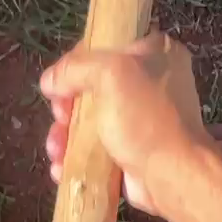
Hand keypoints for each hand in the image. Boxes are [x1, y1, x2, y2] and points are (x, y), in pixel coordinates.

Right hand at [40, 32, 209, 215]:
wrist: (172, 175)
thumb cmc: (146, 118)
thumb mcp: (111, 74)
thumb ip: (75, 68)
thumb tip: (49, 81)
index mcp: (155, 53)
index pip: (104, 46)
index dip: (75, 64)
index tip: (57, 84)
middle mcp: (150, 84)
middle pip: (91, 87)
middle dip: (67, 107)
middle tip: (60, 119)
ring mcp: (141, 120)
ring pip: (90, 121)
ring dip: (65, 135)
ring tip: (56, 150)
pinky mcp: (131, 151)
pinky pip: (95, 148)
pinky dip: (76, 156)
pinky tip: (61, 166)